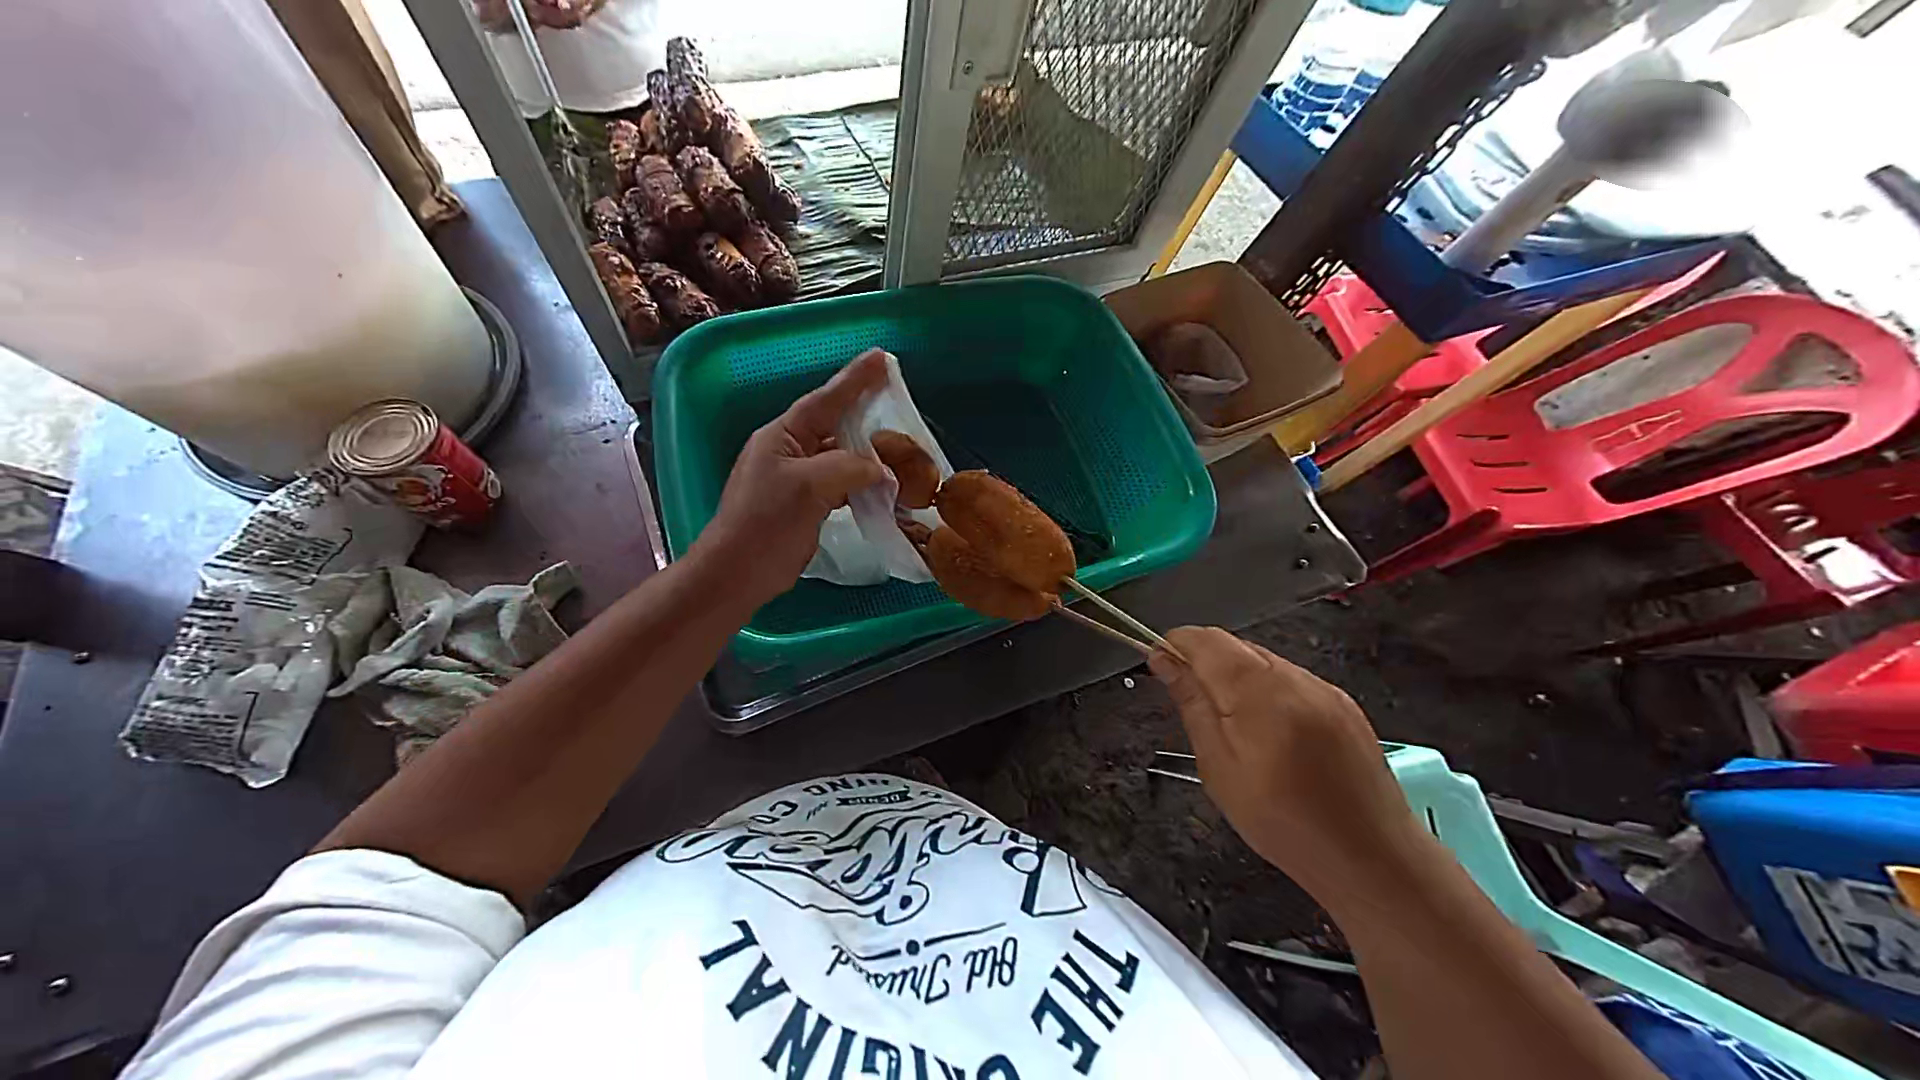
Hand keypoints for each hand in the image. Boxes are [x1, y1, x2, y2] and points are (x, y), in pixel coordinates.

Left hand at [692, 350, 889, 606]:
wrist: (739, 572)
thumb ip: (850, 468)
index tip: (882, 358)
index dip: (854, 379)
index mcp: (782, 436)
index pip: (825, 400)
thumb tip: (882, 471)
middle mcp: (788, 452)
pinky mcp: (804, 506)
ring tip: (898, 451)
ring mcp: (795, 480)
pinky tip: (881, 489)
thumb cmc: (767, 523)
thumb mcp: (810, 486)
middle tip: (896, 401)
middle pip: (833, 427)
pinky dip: (861, 484)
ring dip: (867, 456)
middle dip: (864, 416)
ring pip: (839, 458)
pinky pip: (839, 485)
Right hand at [1149, 628, 1423, 896]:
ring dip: (1235, 676)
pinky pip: (1291, 679)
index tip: (1159, 666)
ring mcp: (1324, 689)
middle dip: (1204, 662)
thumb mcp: (1218, 766)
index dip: (1175, 646)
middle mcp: (1295, 679)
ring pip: (1262, 660)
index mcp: (1260, 692)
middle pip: (1234, 645)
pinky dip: (1267, 690)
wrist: (1372, 858)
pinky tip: (1269, 733)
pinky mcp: (1343, 704)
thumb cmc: (1285, 822)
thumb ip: (1192, 703)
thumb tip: (1165, 661)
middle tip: (1191, 705)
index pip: (1205, 641)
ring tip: (1232, 727)